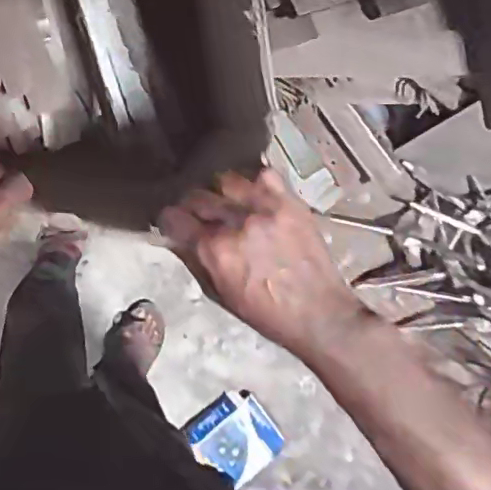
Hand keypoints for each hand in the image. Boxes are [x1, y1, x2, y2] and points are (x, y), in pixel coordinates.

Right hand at [157, 169, 374, 358]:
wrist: (320, 314)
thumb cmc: (268, 314)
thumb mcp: (222, 295)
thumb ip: (196, 260)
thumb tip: (177, 237)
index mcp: (215, 250)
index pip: (175, 218)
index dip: (170, 220)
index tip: (174, 223)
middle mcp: (236, 223)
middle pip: (198, 196)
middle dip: (193, 206)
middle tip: (200, 215)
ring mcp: (265, 208)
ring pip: (226, 180)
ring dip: (221, 191)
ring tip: (229, 203)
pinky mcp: (289, 202)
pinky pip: (263, 175)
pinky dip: (255, 183)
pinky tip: (255, 196)